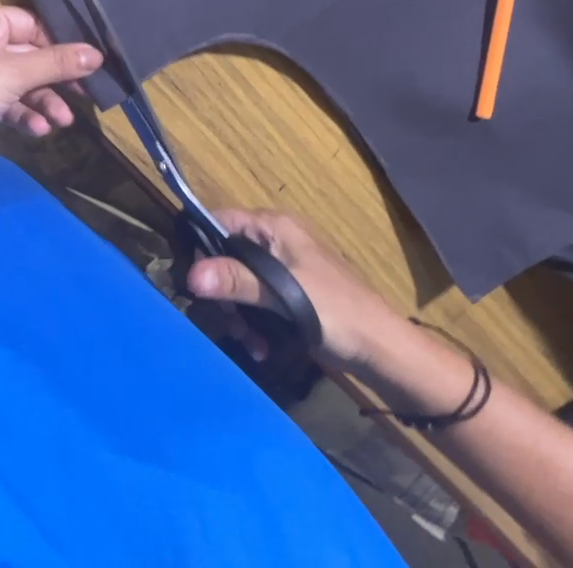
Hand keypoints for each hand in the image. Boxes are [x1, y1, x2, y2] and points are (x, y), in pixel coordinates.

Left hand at [0, 3, 102, 164]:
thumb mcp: (15, 74)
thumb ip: (57, 64)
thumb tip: (98, 54)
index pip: (32, 24)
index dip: (60, 44)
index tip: (89, 63)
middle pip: (29, 54)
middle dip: (55, 80)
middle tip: (85, 95)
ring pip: (21, 82)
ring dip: (43, 101)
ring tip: (64, 121)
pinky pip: (7, 100)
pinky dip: (24, 114)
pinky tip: (39, 130)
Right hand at [186, 208, 411, 371]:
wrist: (383, 351)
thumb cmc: (337, 312)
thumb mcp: (284, 294)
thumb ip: (236, 280)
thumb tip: (189, 275)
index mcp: (274, 226)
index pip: (217, 220)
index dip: (200, 247)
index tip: (193, 282)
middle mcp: (273, 240)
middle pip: (222, 256)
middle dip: (221, 293)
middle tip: (230, 322)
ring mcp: (279, 268)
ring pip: (233, 282)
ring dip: (235, 314)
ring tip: (248, 341)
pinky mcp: (284, 294)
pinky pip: (251, 300)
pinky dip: (250, 323)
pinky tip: (259, 346)